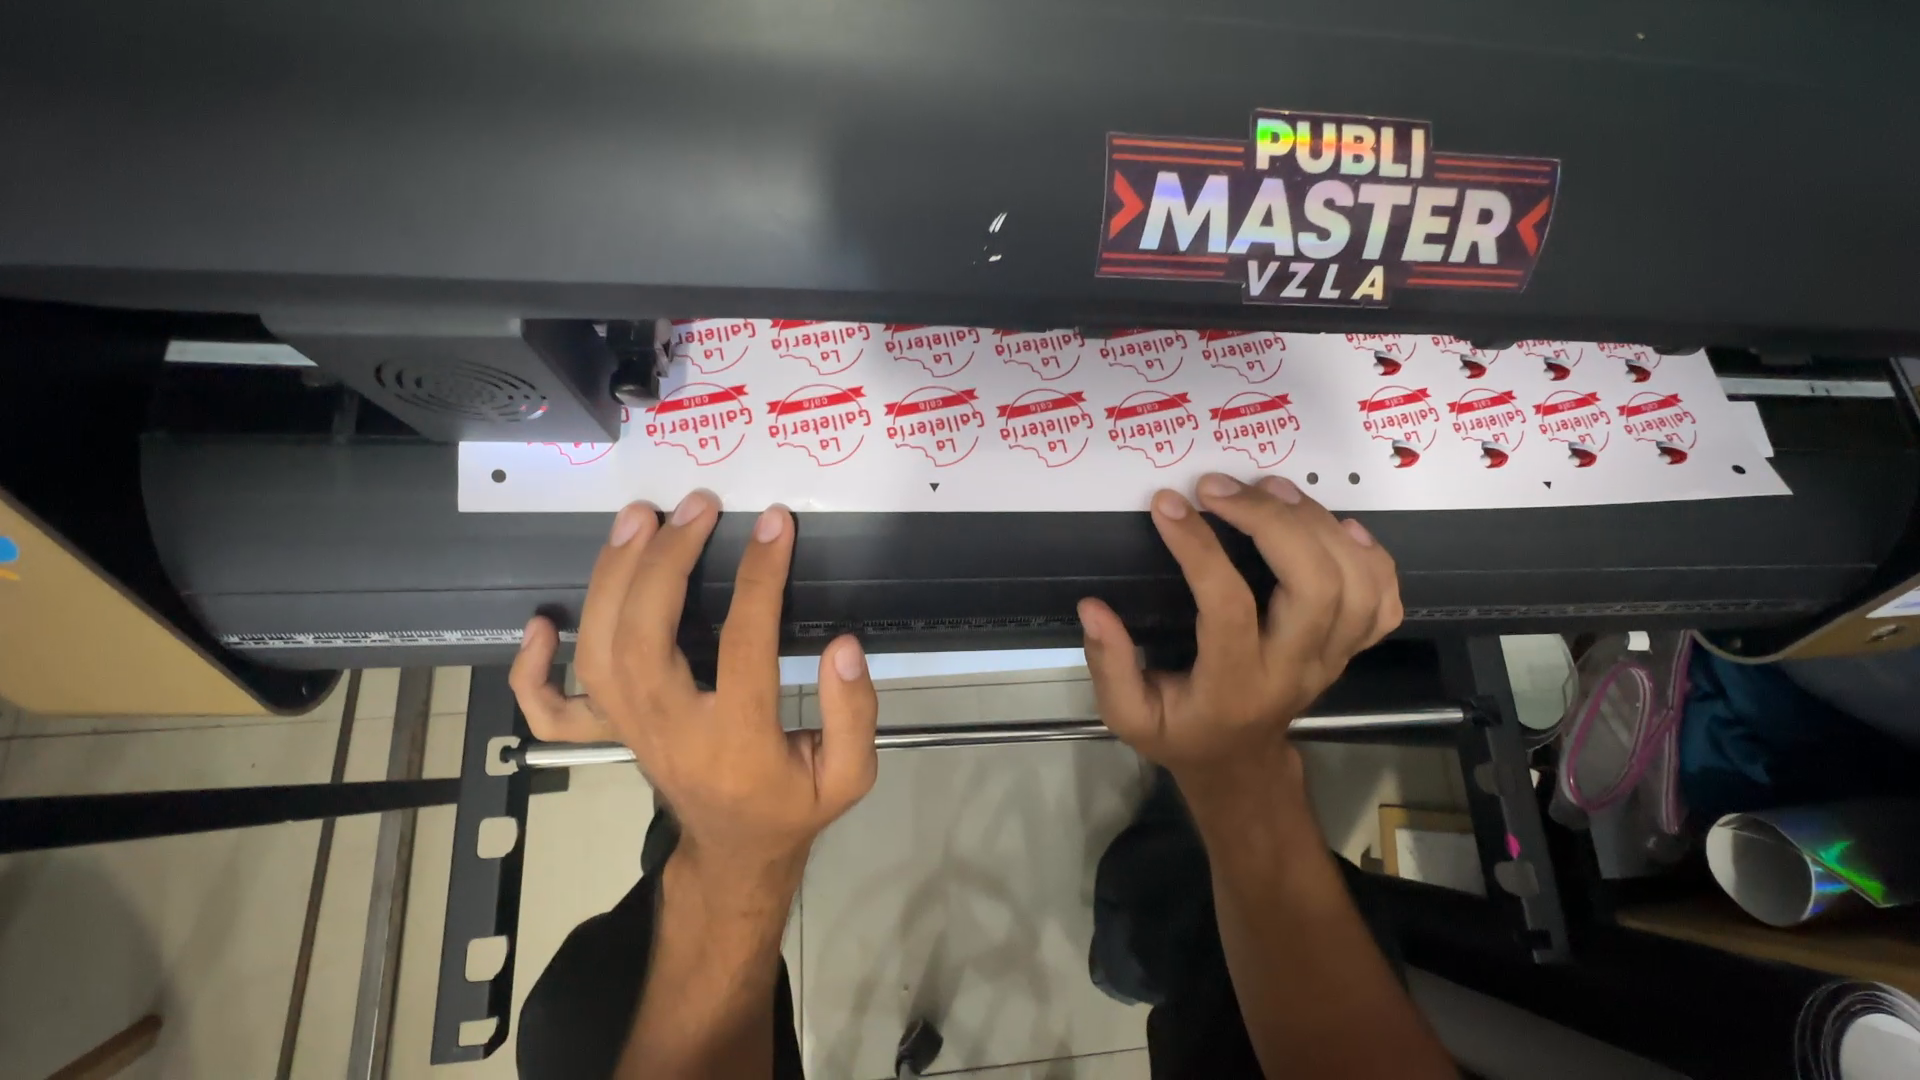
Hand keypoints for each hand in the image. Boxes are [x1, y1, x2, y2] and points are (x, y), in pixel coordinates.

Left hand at [510, 491, 879, 886]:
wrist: (736, 854)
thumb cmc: (793, 808)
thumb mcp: (850, 775)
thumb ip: (853, 713)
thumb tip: (842, 646)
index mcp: (737, 741)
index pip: (744, 644)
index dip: (759, 577)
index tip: (775, 525)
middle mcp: (669, 731)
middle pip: (645, 637)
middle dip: (667, 560)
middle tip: (698, 507)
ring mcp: (630, 733)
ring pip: (599, 652)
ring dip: (611, 578)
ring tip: (639, 518)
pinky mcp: (609, 735)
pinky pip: (551, 709)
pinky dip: (533, 669)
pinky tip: (543, 622)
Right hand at [1077, 473, 1401, 782]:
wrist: (1240, 763)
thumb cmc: (1179, 734)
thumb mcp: (1127, 716)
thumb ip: (1108, 665)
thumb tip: (1093, 607)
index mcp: (1234, 684)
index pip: (1229, 605)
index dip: (1200, 548)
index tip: (1168, 504)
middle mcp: (1294, 669)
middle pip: (1316, 586)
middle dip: (1272, 521)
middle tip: (1220, 487)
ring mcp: (1331, 658)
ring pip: (1356, 583)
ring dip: (1317, 523)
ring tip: (1269, 488)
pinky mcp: (1348, 648)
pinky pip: (1383, 598)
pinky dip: (1369, 553)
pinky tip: (1333, 525)